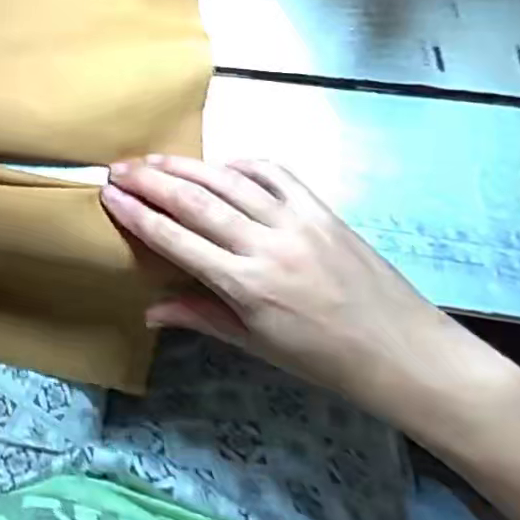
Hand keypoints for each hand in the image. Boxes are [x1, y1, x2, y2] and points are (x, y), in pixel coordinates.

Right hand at [101, 155, 494, 426]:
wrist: (411, 356)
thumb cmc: (326, 360)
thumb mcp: (256, 345)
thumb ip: (199, 317)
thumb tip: (148, 310)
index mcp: (246, 285)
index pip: (175, 238)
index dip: (137, 214)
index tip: (108, 195)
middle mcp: (267, 246)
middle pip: (194, 201)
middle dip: (150, 181)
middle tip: (118, 168)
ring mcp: (297, 222)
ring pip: (227, 181)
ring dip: (185, 166)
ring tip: (152, 159)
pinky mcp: (322, 210)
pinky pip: (273, 173)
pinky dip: (239, 164)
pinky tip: (218, 166)